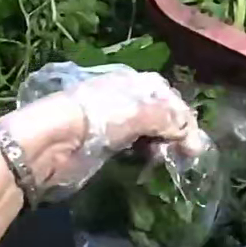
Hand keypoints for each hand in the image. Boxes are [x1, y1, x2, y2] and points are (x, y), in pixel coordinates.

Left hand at [0, 63, 205, 198]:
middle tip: (185, 155)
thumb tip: (193, 138)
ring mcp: (113, 123)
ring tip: (169, 161)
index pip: (167, 96)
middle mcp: (124, 99)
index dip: (183, 116)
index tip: (194, 142)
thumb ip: (169, 120)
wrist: (51, 141)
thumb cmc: (97, 118)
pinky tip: (150, 165)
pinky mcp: (103, 146)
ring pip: (148, 132)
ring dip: (162, 145)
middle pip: (159, 114)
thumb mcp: (138, 112)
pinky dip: (145, 155)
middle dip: (175, 132)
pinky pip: (134, 147)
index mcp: (132, 82)